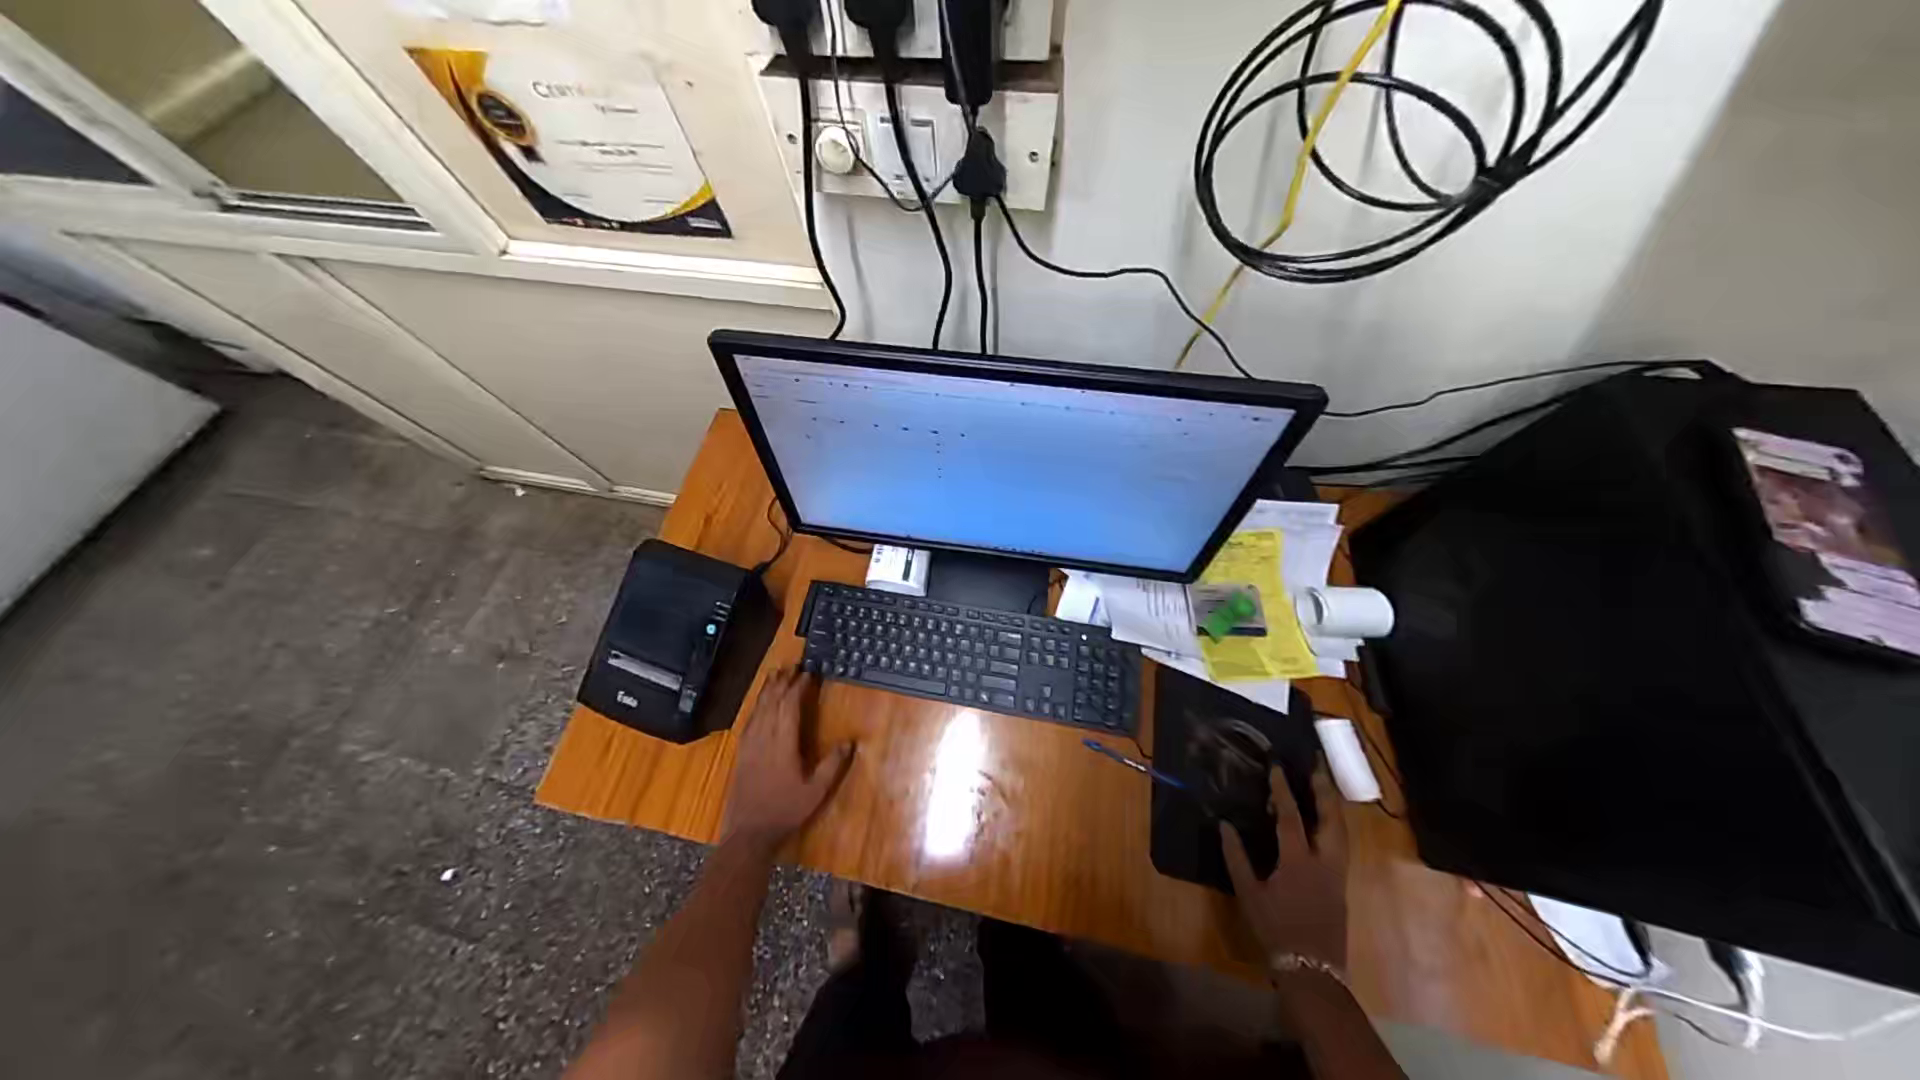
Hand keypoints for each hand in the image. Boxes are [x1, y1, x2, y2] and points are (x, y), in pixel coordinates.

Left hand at [721, 668, 853, 850]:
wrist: (748, 832)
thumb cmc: (785, 811)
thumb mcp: (816, 791)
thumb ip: (833, 765)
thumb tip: (850, 742)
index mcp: (782, 744)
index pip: (788, 706)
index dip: (798, 687)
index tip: (807, 674)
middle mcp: (763, 738)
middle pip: (770, 702)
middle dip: (781, 682)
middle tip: (791, 666)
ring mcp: (749, 745)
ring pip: (757, 709)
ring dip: (767, 690)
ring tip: (775, 675)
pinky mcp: (741, 753)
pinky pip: (748, 721)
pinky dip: (756, 706)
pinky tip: (759, 704)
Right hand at [1221, 766, 1348, 972]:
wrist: (1312, 969)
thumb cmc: (1275, 929)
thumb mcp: (1248, 892)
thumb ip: (1236, 857)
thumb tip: (1224, 825)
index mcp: (1298, 861)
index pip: (1291, 817)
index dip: (1283, 790)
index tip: (1277, 766)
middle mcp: (1324, 862)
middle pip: (1330, 818)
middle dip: (1324, 789)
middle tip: (1317, 764)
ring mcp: (1338, 873)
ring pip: (1342, 830)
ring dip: (1333, 804)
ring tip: (1324, 784)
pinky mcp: (1342, 883)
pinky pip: (1342, 843)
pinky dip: (1334, 823)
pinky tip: (1326, 819)